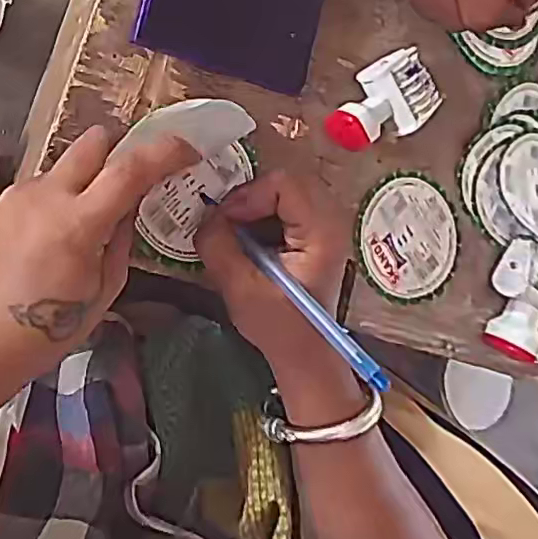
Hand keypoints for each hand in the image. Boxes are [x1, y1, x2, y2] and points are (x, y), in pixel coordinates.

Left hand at [0, 126, 196, 375]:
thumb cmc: (52, 327)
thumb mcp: (106, 287)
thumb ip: (124, 235)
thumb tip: (133, 202)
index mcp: (77, 224)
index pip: (129, 169)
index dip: (165, 152)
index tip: (189, 151)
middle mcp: (47, 195)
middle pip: (95, 140)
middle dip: (122, 149)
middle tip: (136, 177)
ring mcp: (23, 192)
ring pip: (72, 160)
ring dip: (91, 174)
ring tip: (94, 214)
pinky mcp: (8, 197)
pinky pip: (50, 178)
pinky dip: (67, 190)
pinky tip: (62, 228)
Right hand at [195, 171, 351, 365]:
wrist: (306, 358)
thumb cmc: (279, 327)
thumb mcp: (240, 289)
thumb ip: (218, 246)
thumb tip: (205, 216)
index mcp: (321, 233)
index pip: (283, 183)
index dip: (248, 195)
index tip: (225, 220)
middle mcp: (332, 221)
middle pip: (286, 180)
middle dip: (250, 196)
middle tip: (227, 221)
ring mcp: (327, 225)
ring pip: (286, 189)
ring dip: (256, 204)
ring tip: (236, 230)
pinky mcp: (317, 232)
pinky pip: (288, 203)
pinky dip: (264, 213)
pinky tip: (250, 238)